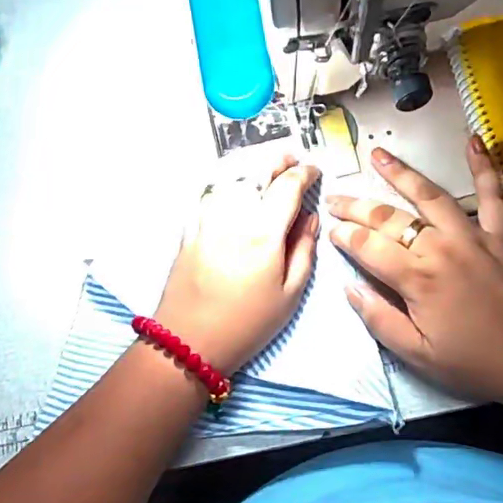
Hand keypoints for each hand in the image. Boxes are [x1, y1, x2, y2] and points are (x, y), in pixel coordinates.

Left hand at [153, 154, 319, 376]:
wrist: (188, 342)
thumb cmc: (247, 323)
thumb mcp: (289, 294)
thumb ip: (304, 250)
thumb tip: (309, 218)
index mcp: (263, 232)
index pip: (287, 185)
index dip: (304, 173)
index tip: (314, 171)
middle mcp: (233, 217)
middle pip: (256, 172)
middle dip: (277, 161)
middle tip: (292, 161)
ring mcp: (206, 220)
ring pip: (230, 178)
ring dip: (251, 169)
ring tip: (265, 173)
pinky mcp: (189, 230)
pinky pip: (209, 195)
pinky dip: (225, 185)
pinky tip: (233, 191)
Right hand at [326, 137, 502, 411]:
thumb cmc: (478, 363)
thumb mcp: (419, 356)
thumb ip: (381, 321)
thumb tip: (351, 289)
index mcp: (418, 279)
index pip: (368, 247)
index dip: (344, 236)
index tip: (330, 230)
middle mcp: (441, 247)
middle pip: (390, 218)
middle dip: (357, 207)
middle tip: (335, 198)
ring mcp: (474, 236)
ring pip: (430, 196)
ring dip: (402, 173)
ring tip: (379, 156)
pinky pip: (493, 194)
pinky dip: (484, 167)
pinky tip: (475, 141)